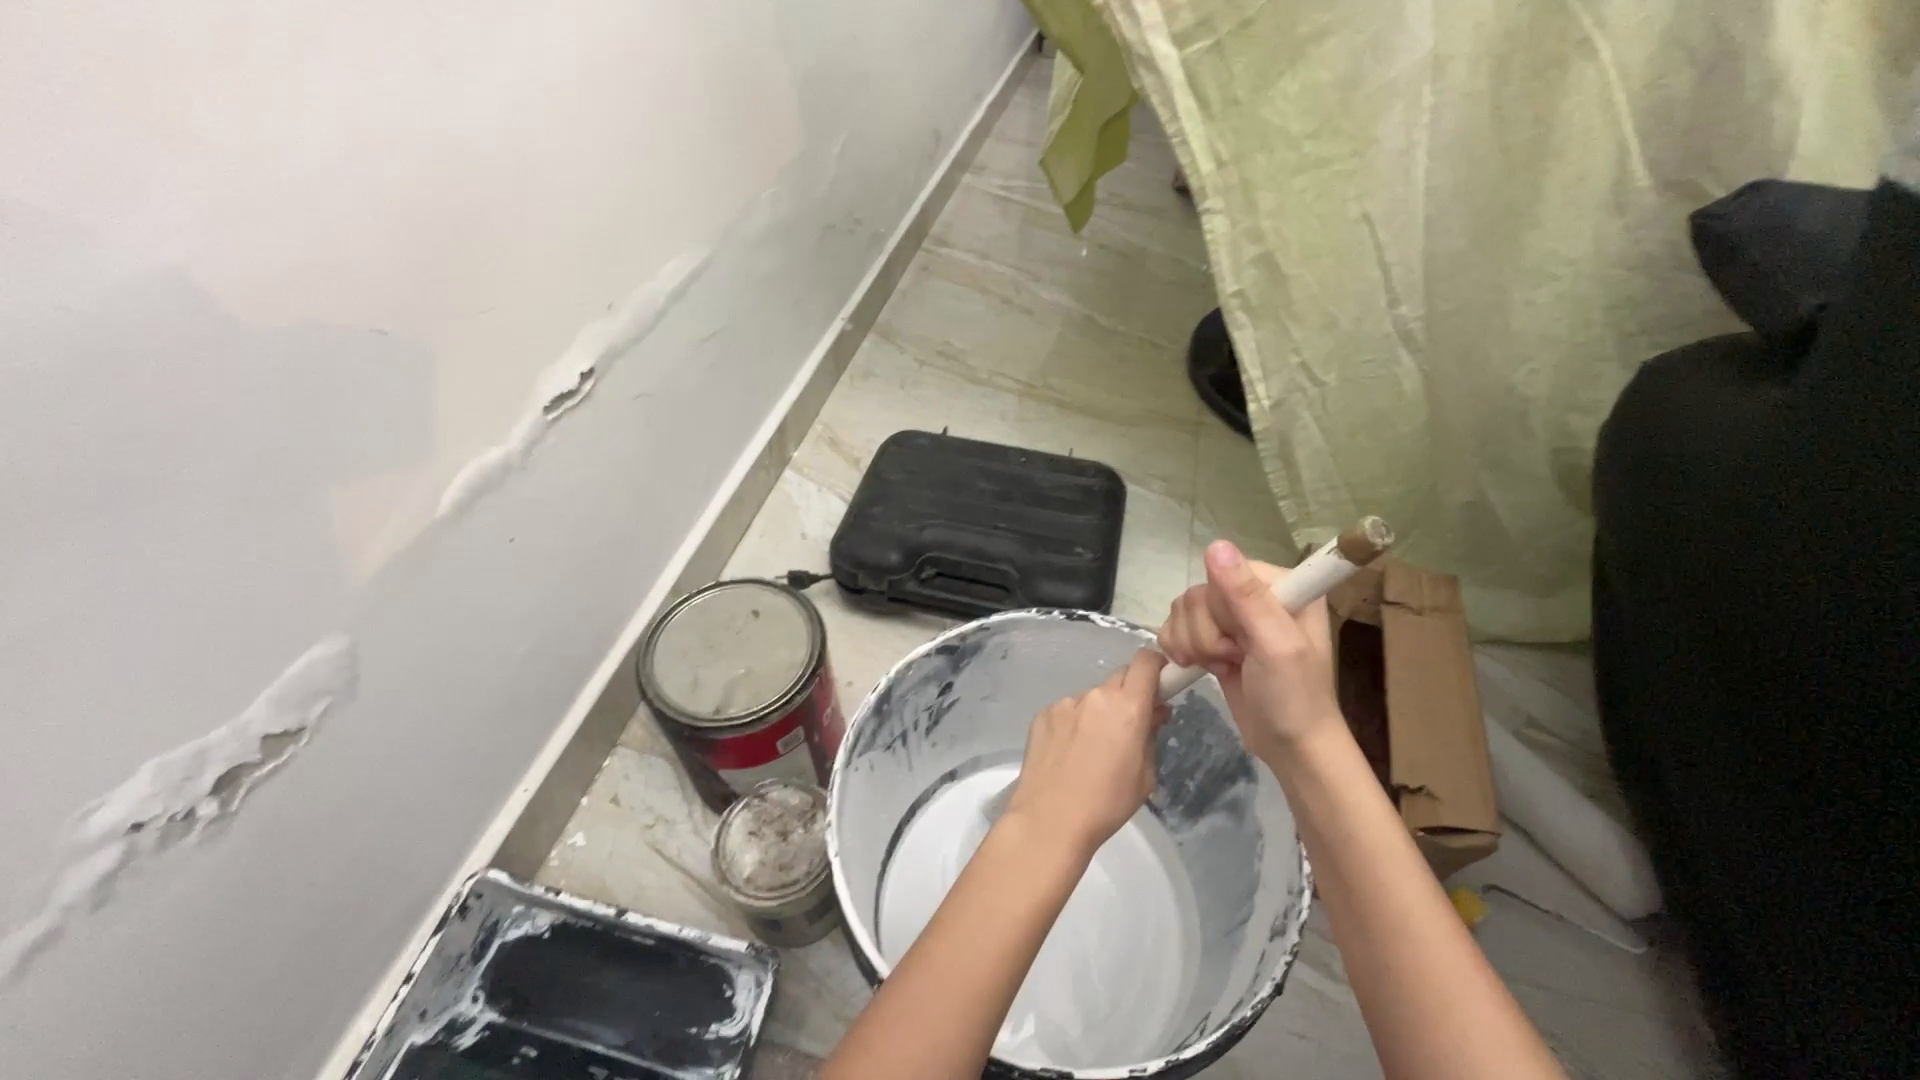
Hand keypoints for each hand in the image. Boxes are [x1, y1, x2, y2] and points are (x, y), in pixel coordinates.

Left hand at [1001, 649, 1168, 859]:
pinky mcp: (1042, 714)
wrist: (1050, 819)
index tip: (1159, 684)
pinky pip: (1067, 710)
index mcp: (1128, 707)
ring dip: (1099, 711)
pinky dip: (1073, 723)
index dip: (1156, 667)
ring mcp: (1065, 703)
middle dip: (1129, 693)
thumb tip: (1154, 712)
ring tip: (1092, 748)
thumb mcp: (1145, 775)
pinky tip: (1068, 753)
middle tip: (1129, 723)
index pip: (1146, 662)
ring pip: (1092, 696)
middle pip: (1120, 677)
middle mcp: (1096, 696)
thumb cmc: (1107, 803)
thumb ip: (1151, 735)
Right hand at [1158, 540, 1341, 763]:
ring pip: (1183, 611)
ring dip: (1194, 645)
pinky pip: (1174, 627)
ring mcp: (1232, 619)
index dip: (1221, 609)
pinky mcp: (1213, 639)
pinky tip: (1201, 667)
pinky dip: (1179, 649)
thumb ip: (1246, 596)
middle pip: (1199, 594)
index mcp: (1281, 586)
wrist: (1289, 747)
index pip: (1224, 573)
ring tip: (1223, 666)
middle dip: (1206, 634)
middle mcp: (1255, 595)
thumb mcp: (1275, 644)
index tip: (1243, 639)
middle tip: (1235, 658)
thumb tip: (1215, 544)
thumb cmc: (1293, 697)